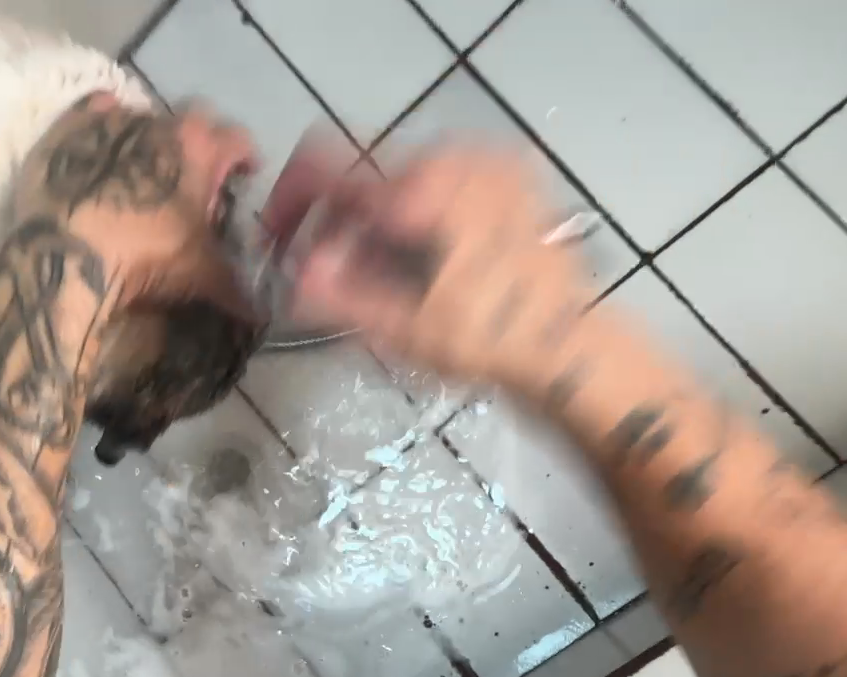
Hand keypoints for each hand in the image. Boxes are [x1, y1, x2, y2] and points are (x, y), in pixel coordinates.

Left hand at [15, 96, 258, 323]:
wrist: (65, 256)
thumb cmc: (145, 257)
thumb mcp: (199, 276)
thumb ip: (234, 288)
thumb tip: (260, 315)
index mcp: (200, 147)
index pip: (239, 141)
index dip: (246, 161)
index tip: (245, 177)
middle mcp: (160, 119)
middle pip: (194, 124)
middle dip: (201, 148)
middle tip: (197, 182)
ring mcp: (111, 119)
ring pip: (145, 119)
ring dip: (153, 142)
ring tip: (148, 177)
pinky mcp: (68, 129)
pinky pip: (96, 116)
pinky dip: (106, 132)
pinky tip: (105, 158)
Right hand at [284, 143, 596, 392]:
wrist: (569, 349)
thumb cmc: (486, 341)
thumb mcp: (403, 327)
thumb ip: (338, 295)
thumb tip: (288, 274)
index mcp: (424, 187)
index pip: (327, 164)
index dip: (288, 201)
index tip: (277, 243)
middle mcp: (456, 157)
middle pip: (363, 173)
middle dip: (333, 223)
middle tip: (328, 277)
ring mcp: (487, 164)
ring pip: (398, 178)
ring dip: (369, 223)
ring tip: (373, 277)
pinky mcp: (506, 180)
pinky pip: (433, 183)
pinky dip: (407, 215)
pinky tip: (412, 260)